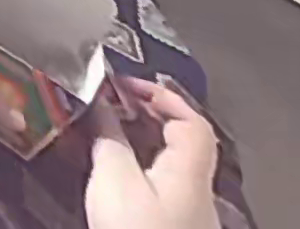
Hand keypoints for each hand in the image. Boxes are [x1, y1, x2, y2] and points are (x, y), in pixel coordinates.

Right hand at [85, 77, 219, 228]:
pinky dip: (143, 158)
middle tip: (112, 99)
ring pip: (174, 160)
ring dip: (145, 135)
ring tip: (108, 123)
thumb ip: (109, 138)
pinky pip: (165, 179)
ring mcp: (191, 213)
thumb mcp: (114, 179)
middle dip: (150, 111)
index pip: (193, 123)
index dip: (164, 96)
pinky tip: (117, 162)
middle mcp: (197, 190)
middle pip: (187, 140)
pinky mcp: (176, 227)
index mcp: (188, 173)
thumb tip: (102, 107)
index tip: (125, 85)